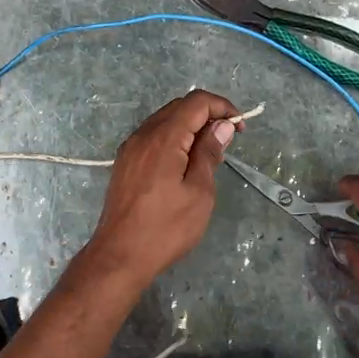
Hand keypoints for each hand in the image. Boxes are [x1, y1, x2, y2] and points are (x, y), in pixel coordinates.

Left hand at [83, 90, 239, 286]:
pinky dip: (173, 139)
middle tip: (227, 142)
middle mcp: (144, 134)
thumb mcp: (198, 193)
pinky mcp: (125, 161)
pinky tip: (184, 163)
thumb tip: (221, 125)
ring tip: (209, 155)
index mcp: (163, 137)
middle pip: (179, 107)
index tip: (239, 128)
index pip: (196, 102)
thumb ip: (208, 154)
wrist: (119, 255)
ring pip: (165, 120)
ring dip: (190, 127)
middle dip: (207, 115)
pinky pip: (153, 136)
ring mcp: (131, 147)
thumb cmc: (165, 228)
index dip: (221, 107)